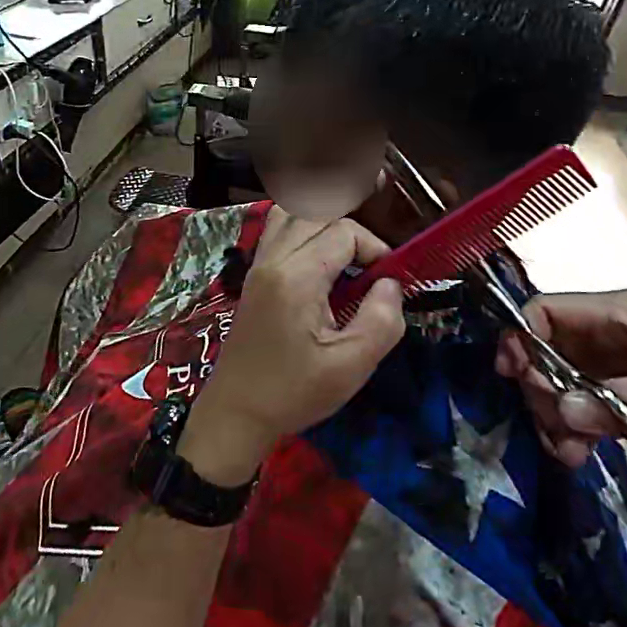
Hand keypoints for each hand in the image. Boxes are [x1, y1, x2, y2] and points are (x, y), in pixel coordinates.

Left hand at [181, 207, 405, 483]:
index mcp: (296, 277)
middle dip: (354, 232)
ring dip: (325, 224)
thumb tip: (391, 283)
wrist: (236, 414)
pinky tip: (319, 260)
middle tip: (370, 269)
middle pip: (319, 212)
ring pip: (293, 212)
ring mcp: (258, 263)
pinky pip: (278, 228)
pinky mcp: (253, 274)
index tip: (386, 283)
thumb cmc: (294, 393)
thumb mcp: (351, 367)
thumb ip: (381, 319)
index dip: (375, 248)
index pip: (345, 231)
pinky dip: (303, 229)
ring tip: (346, 257)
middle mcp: (273, 259)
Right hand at [496, 289, 626, 466]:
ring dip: (560, 410)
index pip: (548, 310)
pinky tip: (585, 451)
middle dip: (540, 385)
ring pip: (572, 376)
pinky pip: (598, 399)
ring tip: (567, 452)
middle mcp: (622, 329)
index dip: (521, 339)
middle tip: (551, 431)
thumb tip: (560, 416)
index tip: (516, 383)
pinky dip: (585, 422)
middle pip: (552, 346)